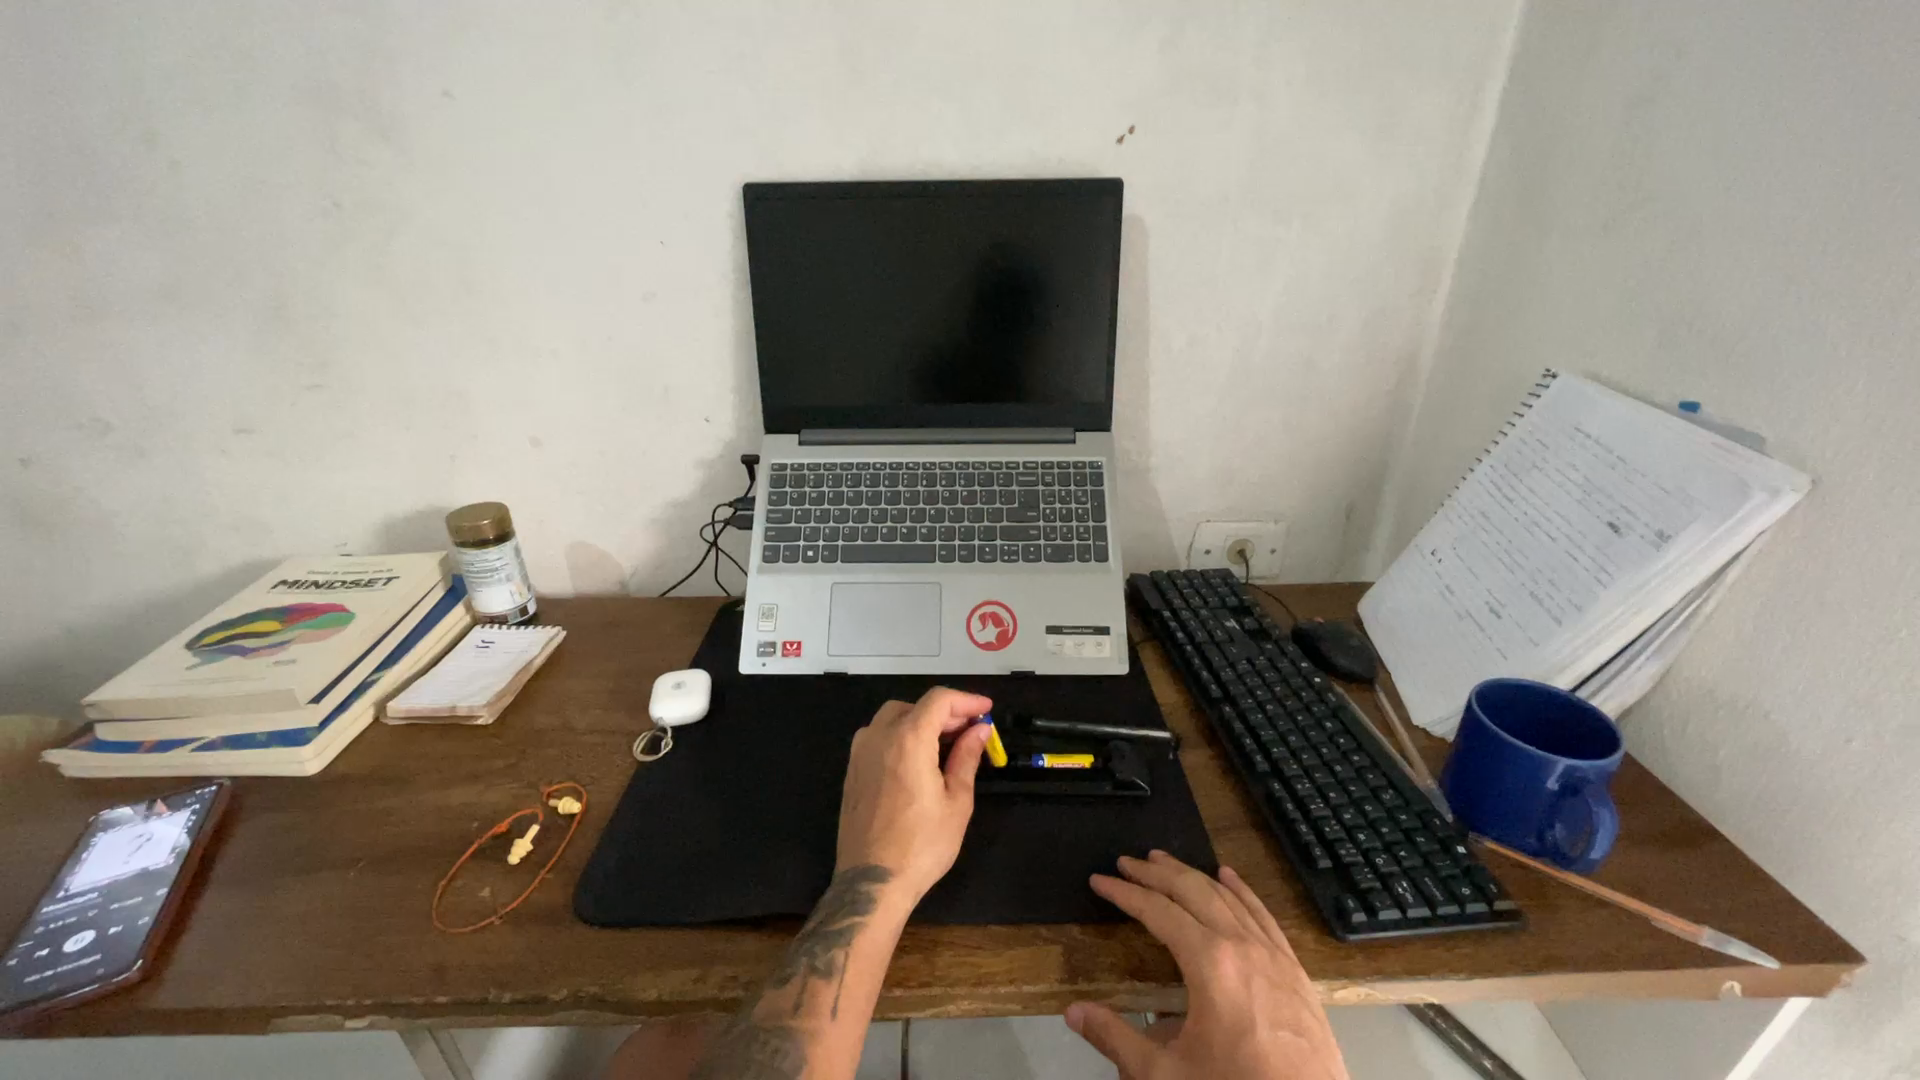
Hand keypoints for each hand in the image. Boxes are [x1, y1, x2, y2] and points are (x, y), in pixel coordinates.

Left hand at [836, 687, 993, 903]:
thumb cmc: (922, 845)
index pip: (939, 700)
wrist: (871, 881)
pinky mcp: (852, 770)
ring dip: (922, 722)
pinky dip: (902, 736)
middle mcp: (878, 736)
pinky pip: (879, 738)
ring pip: (893, 719)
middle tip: (971, 731)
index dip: (966, 700)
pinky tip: (920, 760)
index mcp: (908, 739)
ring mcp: (860, 753)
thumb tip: (979, 730)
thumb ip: (967, 757)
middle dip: (945, 712)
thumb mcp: (956, 801)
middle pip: (915, 706)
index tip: (987, 710)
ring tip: (948, 745)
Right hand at [1066, 852, 1348, 1079]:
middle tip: (1126, 862)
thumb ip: (1116, 1039)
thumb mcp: (1166, 1076)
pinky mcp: (1293, 969)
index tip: (1099, 881)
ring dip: (1191, 874)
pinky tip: (1228, 877)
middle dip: (1154, 873)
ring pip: (1226, 895)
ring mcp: (1272, 954)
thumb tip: (1074, 1011)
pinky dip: (1240, 889)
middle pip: (1191, 891)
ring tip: (1164, 862)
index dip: (1124, 893)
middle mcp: (1241, 945)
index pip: (1156, 911)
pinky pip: (1262, 914)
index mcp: (1208, 963)